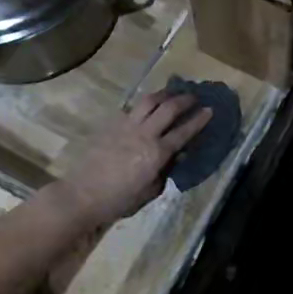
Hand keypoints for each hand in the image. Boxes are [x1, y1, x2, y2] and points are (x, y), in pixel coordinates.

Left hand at [59, 91, 213, 227]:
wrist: (82, 196)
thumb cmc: (120, 200)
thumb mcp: (151, 191)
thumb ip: (165, 170)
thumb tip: (174, 156)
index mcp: (157, 153)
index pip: (184, 131)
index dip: (199, 120)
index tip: (210, 110)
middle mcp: (144, 134)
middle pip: (168, 108)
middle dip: (184, 100)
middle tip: (194, 96)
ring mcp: (125, 127)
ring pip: (148, 101)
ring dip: (163, 94)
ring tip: (171, 93)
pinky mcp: (111, 126)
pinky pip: (131, 109)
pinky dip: (144, 105)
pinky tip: (146, 108)